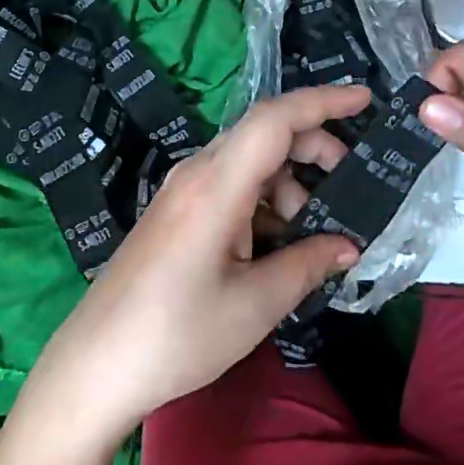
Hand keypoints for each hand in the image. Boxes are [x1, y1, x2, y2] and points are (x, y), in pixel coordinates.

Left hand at [27, 85, 369, 440]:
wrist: (97, 364)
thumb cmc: (177, 335)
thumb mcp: (255, 304)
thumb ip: (308, 264)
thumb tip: (350, 245)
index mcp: (216, 186)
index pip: (275, 120)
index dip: (323, 102)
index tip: (366, 100)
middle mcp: (196, 174)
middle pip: (264, 135)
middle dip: (314, 149)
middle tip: (350, 188)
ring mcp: (181, 191)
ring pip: (248, 163)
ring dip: (289, 184)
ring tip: (311, 236)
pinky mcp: (175, 212)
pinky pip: (229, 186)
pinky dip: (263, 201)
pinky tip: (277, 244)